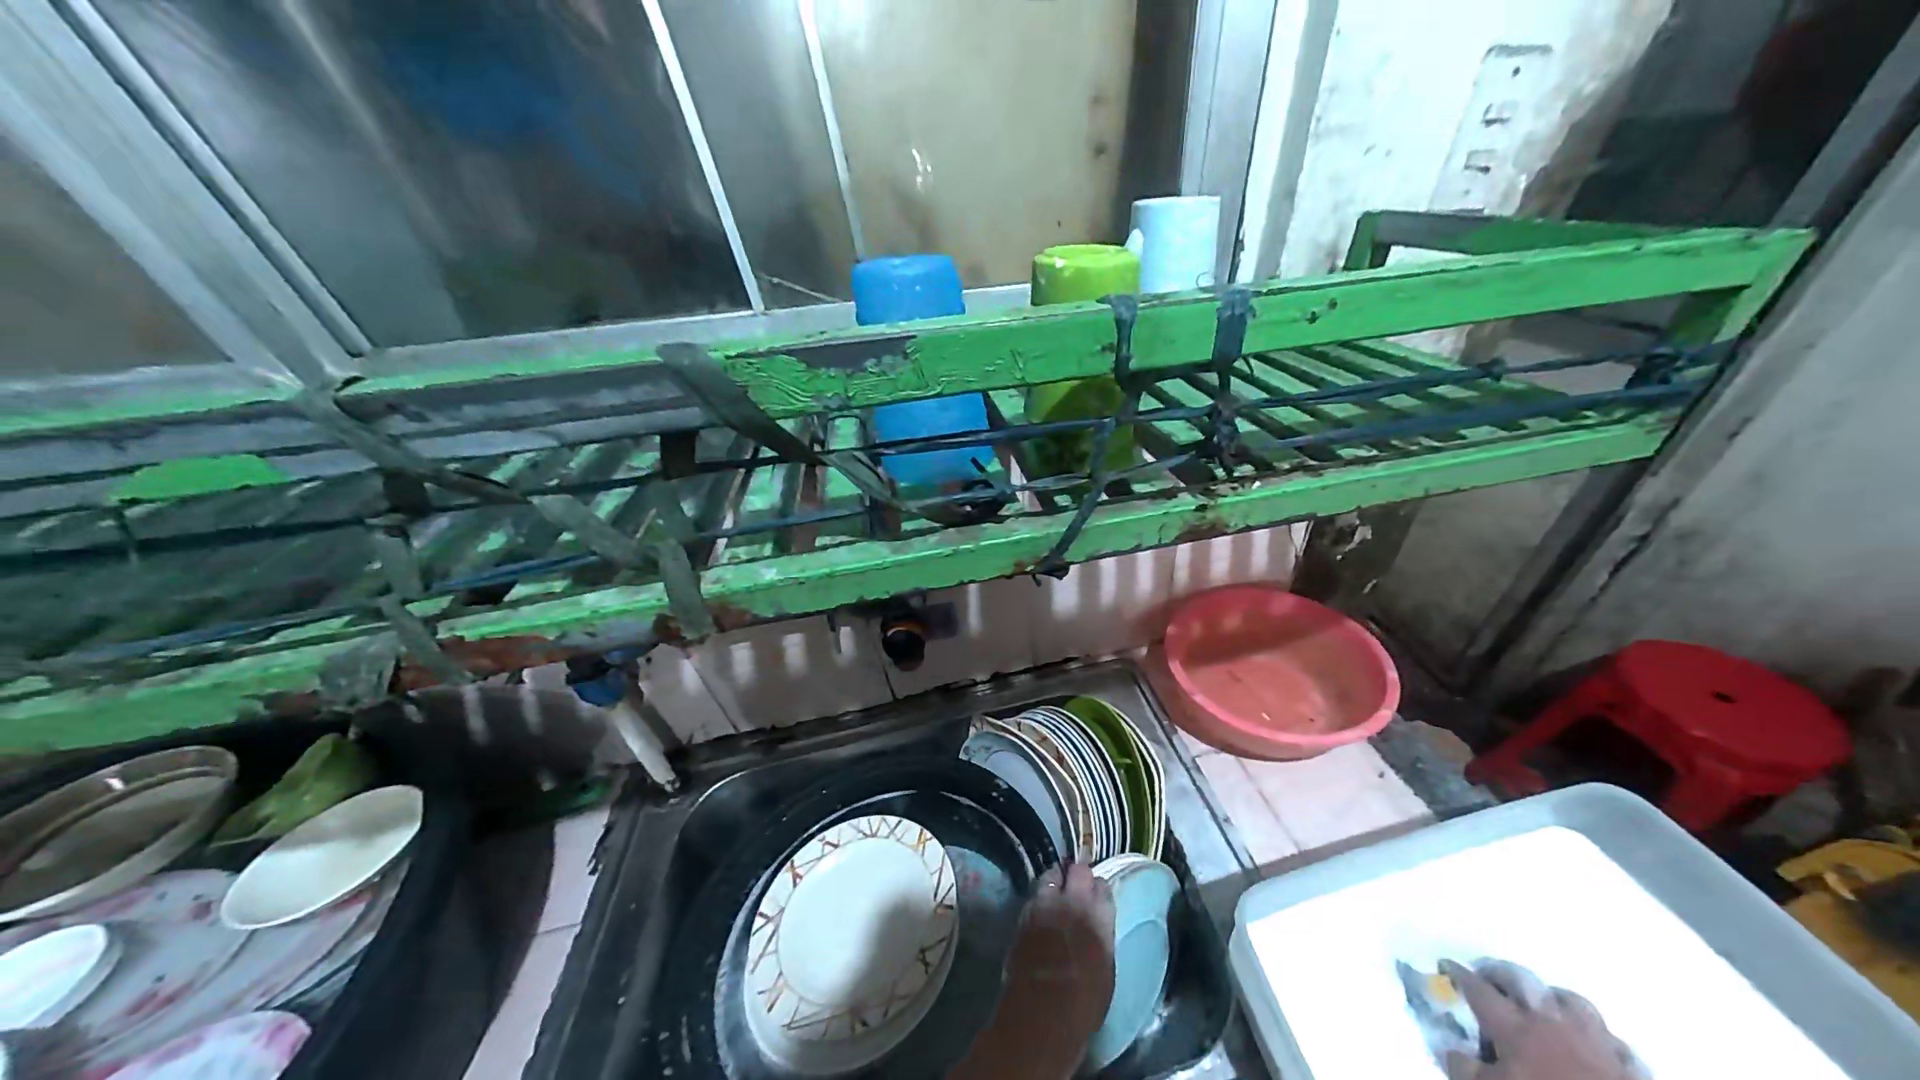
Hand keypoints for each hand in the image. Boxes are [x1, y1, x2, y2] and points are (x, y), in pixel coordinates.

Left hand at [950, 863, 1115, 1079]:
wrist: (1042, 1013)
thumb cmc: (1083, 1003)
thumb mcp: (1105, 969)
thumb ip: (1101, 936)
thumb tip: (1096, 926)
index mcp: (1099, 917)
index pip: (1103, 887)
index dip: (1099, 890)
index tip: (1097, 894)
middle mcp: (1072, 903)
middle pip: (1078, 871)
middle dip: (1078, 874)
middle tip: (1078, 882)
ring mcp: (1045, 905)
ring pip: (1051, 875)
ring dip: (1056, 879)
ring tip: (1057, 889)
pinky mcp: (1024, 914)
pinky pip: (1035, 895)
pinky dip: (1040, 897)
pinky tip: (1041, 909)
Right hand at [1440, 960, 1647, 1079]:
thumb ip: (1463, 1067)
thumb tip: (1450, 1048)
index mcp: (1514, 1026)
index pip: (1477, 988)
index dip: (1457, 973)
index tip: (1443, 964)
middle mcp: (1550, 1020)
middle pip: (1520, 979)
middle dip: (1498, 972)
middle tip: (1486, 977)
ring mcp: (1593, 1038)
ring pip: (1569, 999)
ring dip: (1549, 995)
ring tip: (1540, 1003)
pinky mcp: (1626, 1062)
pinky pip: (1609, 1037)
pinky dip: (1593, 1033)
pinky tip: (1589, 1041)